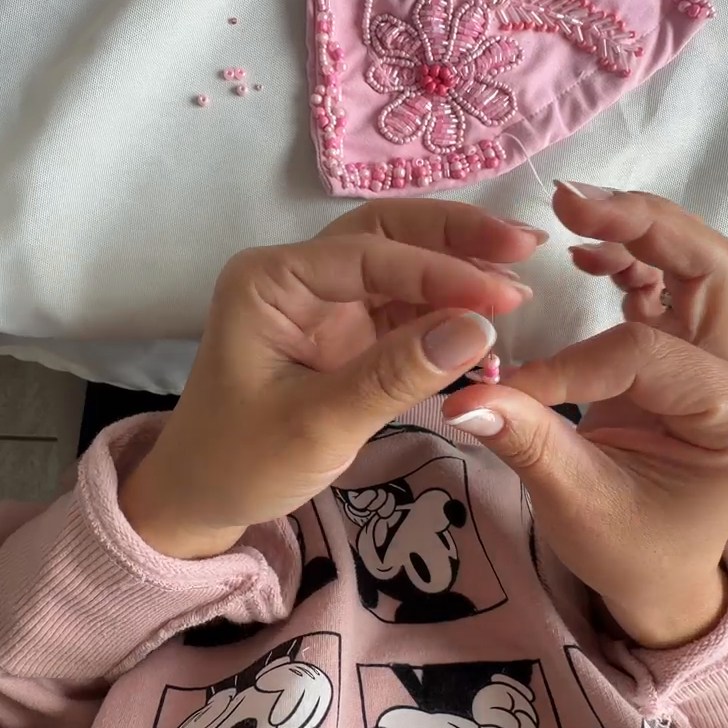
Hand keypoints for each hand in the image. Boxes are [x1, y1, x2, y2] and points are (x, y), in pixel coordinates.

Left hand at [122, 201, 540, 558]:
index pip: (367, 255)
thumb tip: (481, 327)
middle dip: (454, 236)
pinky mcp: (342, 330)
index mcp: (271, 280)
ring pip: (399, 263)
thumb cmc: (241, 461)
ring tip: (519, 285)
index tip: (503, 295)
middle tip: (524, 246)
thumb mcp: (317, 425)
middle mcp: (296, 275)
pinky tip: (486, 324)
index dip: (439, 271)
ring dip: (456, 269)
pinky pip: (400, 306)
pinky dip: (444, 311)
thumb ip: (395, 375)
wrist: (203, 494)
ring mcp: (321, 300)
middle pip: (384, 233)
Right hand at [440, 185, 727, 648]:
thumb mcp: (577, 505)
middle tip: (570, 204)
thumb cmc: (631, 550)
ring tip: (574, 212)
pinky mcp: (694, 356)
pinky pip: (672, 287)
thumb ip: (527, 442)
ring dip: (639, 230)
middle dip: (643, 227)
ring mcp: (727, 362)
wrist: (664, 576)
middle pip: (711, 268)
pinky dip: (633, 258)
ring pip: (699, 265)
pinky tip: (588, 253)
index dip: (567, 363)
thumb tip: (462, 397)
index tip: (506, 387)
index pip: (646, 355)